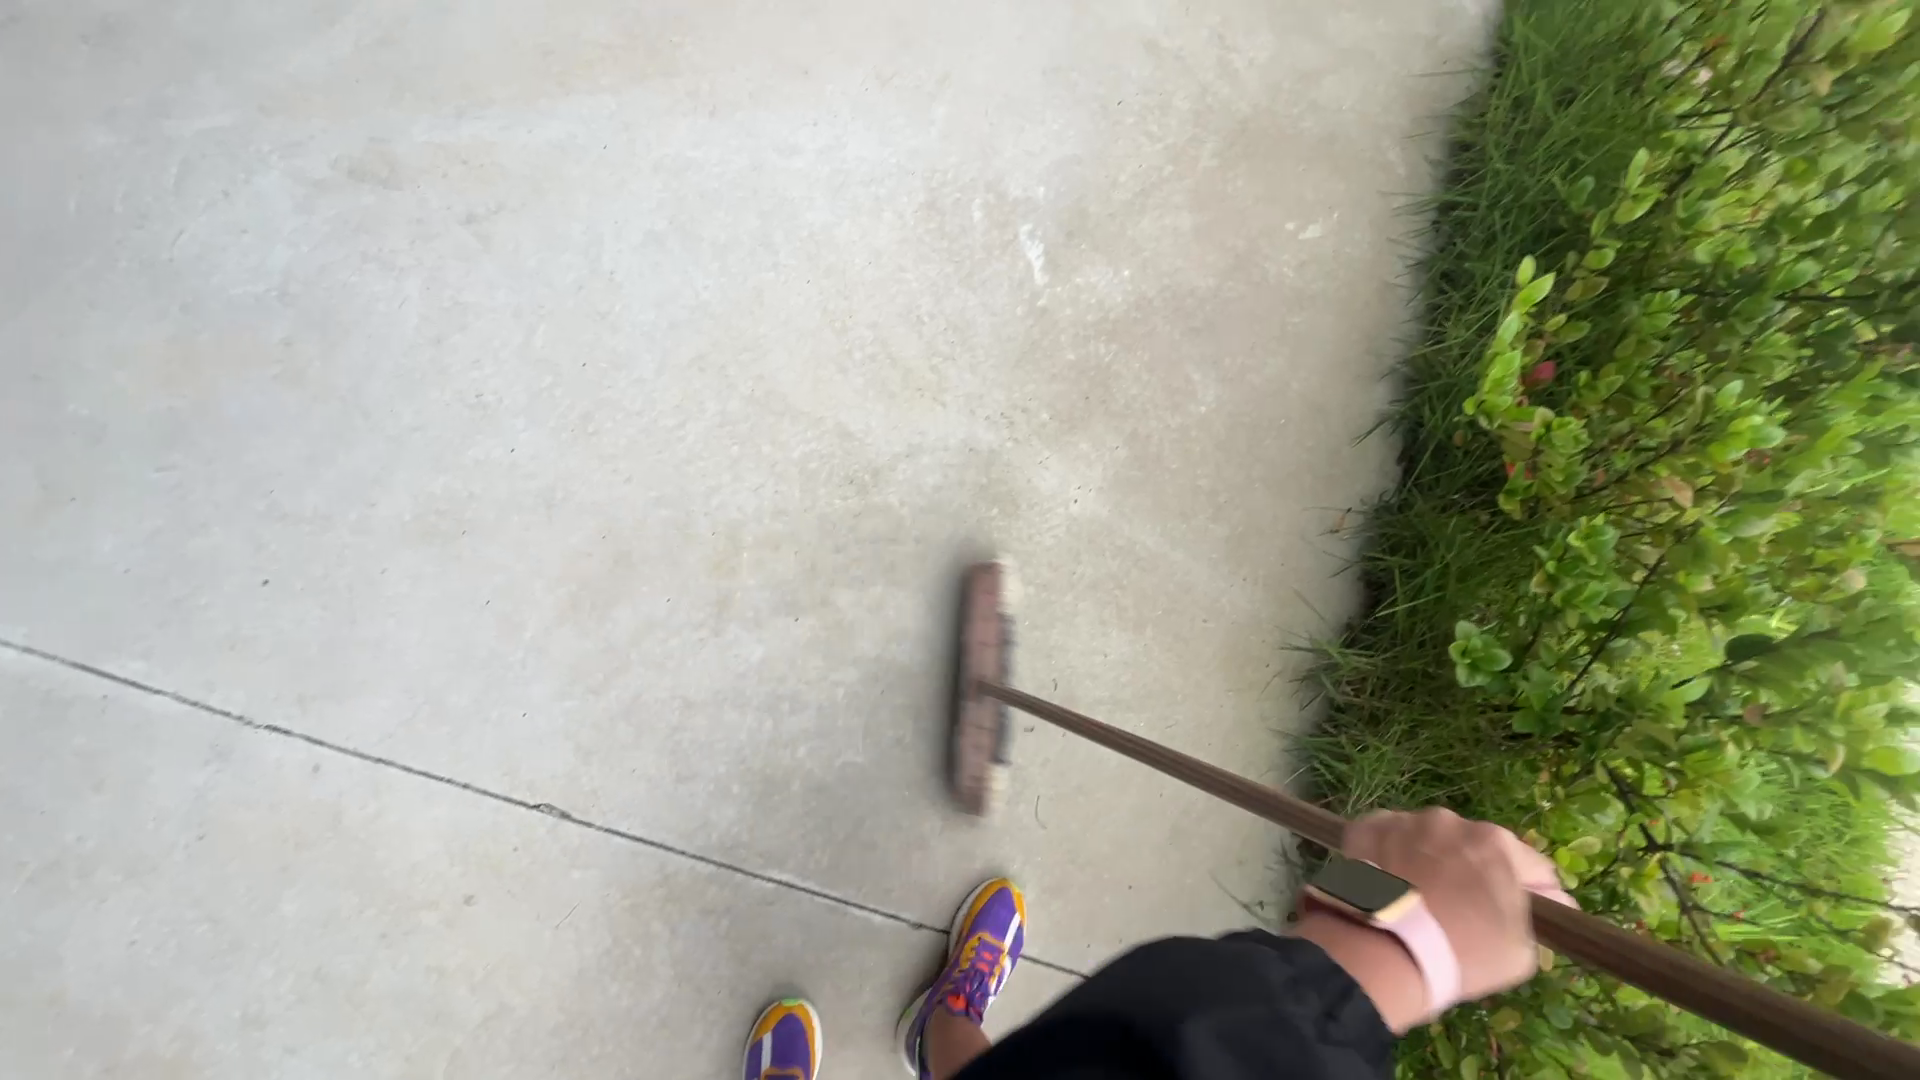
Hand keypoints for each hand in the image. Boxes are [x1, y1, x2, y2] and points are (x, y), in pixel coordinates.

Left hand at [1341, 807, 1571, 1004]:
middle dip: (1472, 869)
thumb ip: (1535, 915)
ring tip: (1418, 892)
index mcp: (1496, 843)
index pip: (1531, 865)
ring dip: (1428, 857)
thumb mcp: (1522, 949)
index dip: (1533, 890)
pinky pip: (1386, 837)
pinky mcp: (1365, 826)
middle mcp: (1449, 821)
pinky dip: (1389, 853)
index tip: (1528, 911)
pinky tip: (1387, 880)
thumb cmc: (1463, 950)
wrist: (1385, 943)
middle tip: (1462, 903)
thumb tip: (1552, 899)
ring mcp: (1403, 819)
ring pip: (1425, 838)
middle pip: (1471, 845)